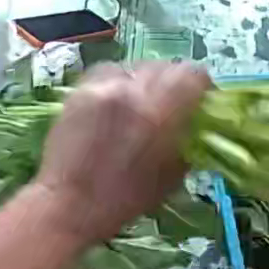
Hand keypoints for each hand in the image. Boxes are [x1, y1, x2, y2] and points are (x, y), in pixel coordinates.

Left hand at [29, 62, 210, 245]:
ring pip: (134, 66)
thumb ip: (187, 140)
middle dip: (172, 83)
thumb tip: (196, 122)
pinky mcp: (79, 90)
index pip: (192, 74)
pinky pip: (107, 73)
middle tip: (170, 103)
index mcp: (160, 112)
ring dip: (143, 80)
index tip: (198, 100)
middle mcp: (131, 91)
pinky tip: (116, 101)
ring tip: (140, 102)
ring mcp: (101, 87)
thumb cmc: (125, 199)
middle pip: (164, 66)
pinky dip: (117, 82)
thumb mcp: (172, 174)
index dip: (200, 86)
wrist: (69, 202)